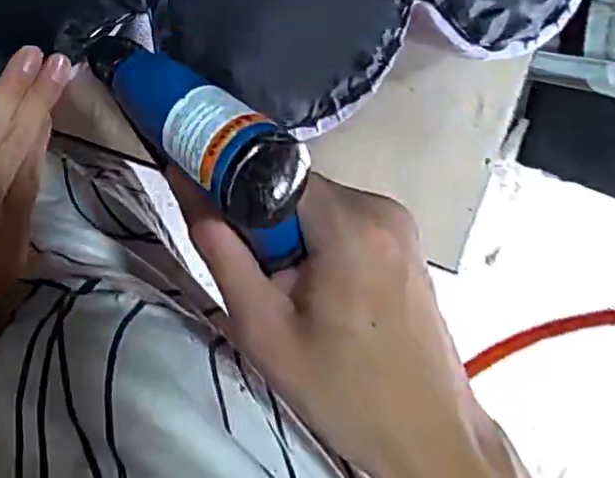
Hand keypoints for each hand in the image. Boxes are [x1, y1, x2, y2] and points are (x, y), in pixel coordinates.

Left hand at [0, 46, 73, 406]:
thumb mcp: (7, 278)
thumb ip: (21, 222)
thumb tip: (29, 173)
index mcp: (11, 227)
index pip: (35, 158)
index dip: (48, 118)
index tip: (61, 86)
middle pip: (17, 134)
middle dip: (39, 92)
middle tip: (58, 57)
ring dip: (7, 87)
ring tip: (29, 54)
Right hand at [172, 172, 520, 477]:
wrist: (433, 445)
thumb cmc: (345, 393)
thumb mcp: (263, 329)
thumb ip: (218, 248)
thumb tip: (180, 179)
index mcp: (350, 223)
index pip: (270, 169)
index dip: (233, 186)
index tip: (212, 214)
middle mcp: (380, 207)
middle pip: (290, 186)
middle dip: (263, 221)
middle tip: (262, 277)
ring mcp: (397, 219)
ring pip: (311, 201)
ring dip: (288, 233)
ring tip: (292, 292)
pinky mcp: (403, 236)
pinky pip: (338, 216)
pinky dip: (316, 240)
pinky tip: (322, 291)